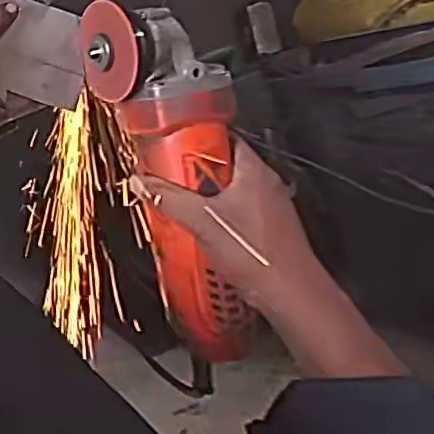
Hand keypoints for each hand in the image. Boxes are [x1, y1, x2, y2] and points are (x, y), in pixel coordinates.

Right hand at [134, 140, 405, 377]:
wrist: (290, 295)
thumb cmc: (259, 255)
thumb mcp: (202, 221)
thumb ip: (169, 199)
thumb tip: (143, 183)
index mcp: (254, 172)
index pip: (222, 138)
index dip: (194, 139)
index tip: (169, 147)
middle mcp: (263, 185)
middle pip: (219, 165)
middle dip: (189, 172)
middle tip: (166, 179)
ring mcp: (265, 206)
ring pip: (223, 188)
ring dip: (198, 194)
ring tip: (175, 203)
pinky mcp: (262, 227)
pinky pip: (230, 209)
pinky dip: (210, 213)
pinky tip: (195, 227)